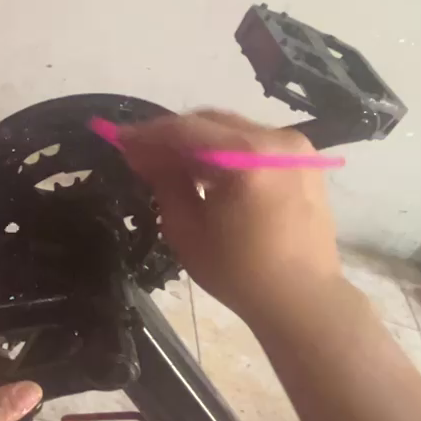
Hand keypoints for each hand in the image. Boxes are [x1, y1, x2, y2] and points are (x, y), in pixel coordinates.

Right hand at [117, 109, 346, 326]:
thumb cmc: (238, 272)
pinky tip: (203, 172)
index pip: (186, 130)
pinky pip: (252, 143)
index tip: (118, 138)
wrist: (301, 298)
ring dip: (196, 142)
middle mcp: (276, 142)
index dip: (147, 133)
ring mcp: (295, 148)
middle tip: (139, 153)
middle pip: (210, 122)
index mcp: (248, 158)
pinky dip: (223, 151)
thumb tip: (142, 153)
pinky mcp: (302, 161)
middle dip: (171, 135)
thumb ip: (163, 181)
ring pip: (231, 130)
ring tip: (167, 164)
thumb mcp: (185, 228)